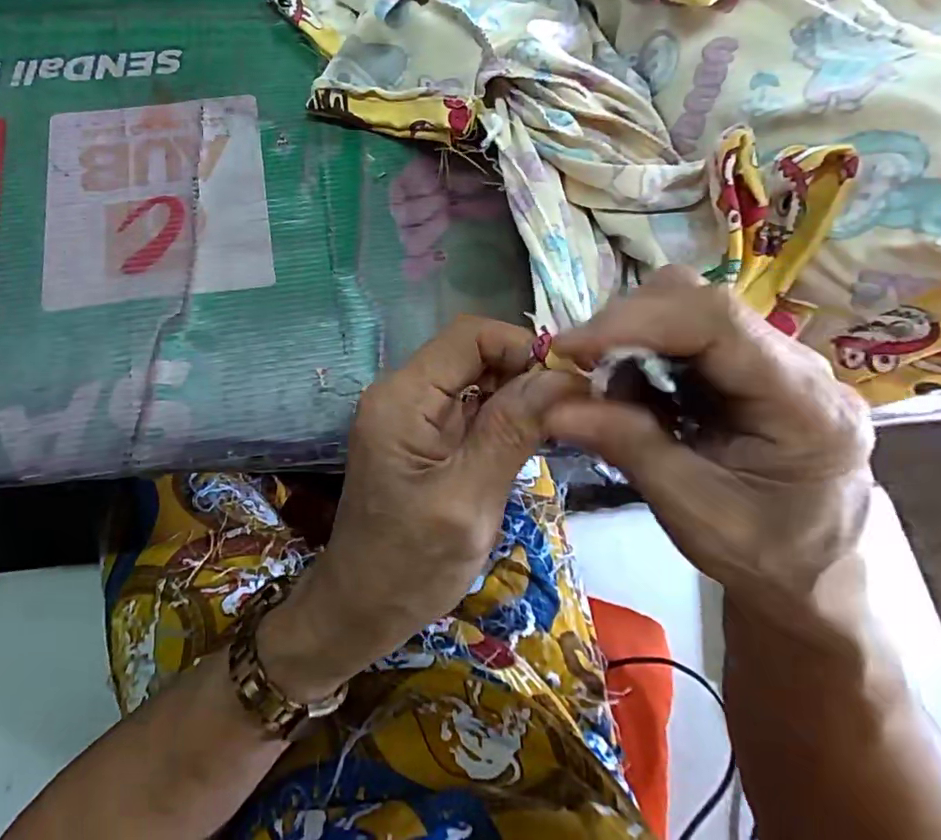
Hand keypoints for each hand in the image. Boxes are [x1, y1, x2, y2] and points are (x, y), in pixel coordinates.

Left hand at [258, 317, 585, 699]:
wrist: (362, 606)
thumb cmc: (409, 564)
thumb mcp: (468, 501)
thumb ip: (511, 432)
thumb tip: (563, 374)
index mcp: (402, 397)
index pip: (469, 335)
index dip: (524, 346)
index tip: (573, 383)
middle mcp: (402, 393)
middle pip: (474, 353)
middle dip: (527, 371)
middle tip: (579, 408)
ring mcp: (411, 415)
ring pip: (477, 379)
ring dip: (520, 395)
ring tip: (566, 425)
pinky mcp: (423, 438)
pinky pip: (470, 409)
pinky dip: (505, 417)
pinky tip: (536, 439)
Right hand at [543, 267, 875, 635]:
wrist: (824, 575)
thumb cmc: (769, 556)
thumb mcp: (694, 513)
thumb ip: (630, 449)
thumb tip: (554, 407)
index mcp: (803, 404)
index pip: (715, 322)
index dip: (634, 322)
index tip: (569, 350)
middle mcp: (797, 365)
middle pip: (697, 299)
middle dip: (623, 325)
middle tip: (577, 370)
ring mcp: (774, 359)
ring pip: (685, 305)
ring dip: (627, 335)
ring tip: (604, 389)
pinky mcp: (748, 363)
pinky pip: (682, 330)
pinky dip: (638, 349)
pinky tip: (629, 391)